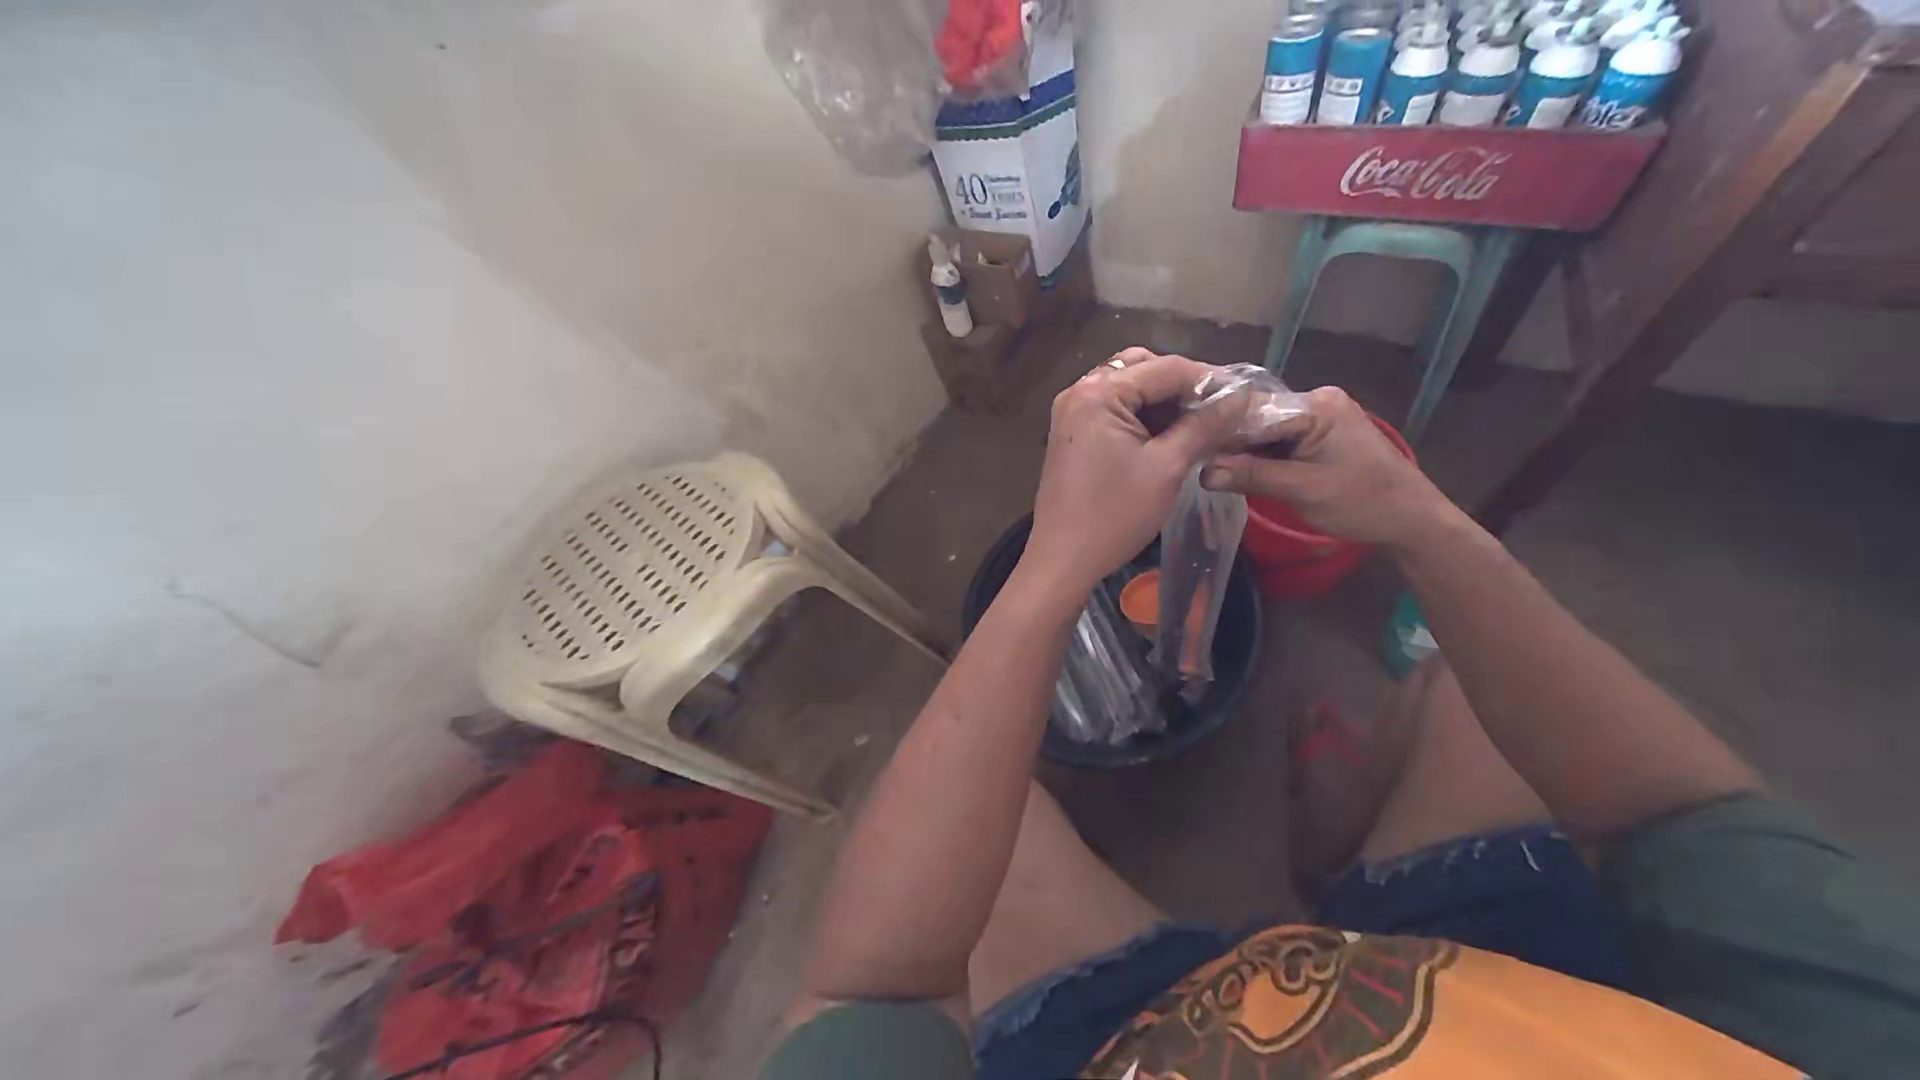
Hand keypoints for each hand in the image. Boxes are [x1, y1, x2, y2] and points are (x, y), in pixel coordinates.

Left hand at [1017, 349, 1232, 607]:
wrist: (1064, 559)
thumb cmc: (1115, 515)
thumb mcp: (1167, 467)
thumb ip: (1205, 426)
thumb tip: (1242, 399)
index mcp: (1098, 393)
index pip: (1166, 367)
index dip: (1211, 380)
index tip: (1245, 398)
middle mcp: (1079, 392)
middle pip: (1144, 369)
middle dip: (1183, 388)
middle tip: (1218, 413)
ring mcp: (1071, 413)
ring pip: (1129, 389)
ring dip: (1164, 403)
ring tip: (1199, 428)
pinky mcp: (1072, 434)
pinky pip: (1114, 410)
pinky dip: (1142, 418)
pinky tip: (1169, 438)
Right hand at [1199, 386, 1461, 549]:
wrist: (1412, 521)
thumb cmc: (1364, 503)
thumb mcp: (1303, 490)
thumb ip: (1252, 477)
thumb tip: (1202, 473)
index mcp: (1316, 405)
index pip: (1253, 411)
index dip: (1219, 431)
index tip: (1188, 451)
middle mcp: (1316, 400)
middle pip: (1256, 417)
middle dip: (1228, 442)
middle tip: (1193, 462)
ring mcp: (1318, 416)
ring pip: (1264, 430)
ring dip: (1241, 451)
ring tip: (1207, 468)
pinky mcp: (1318, 433)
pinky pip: (1276, 440)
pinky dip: (1258, 456)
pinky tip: (1236, 470)